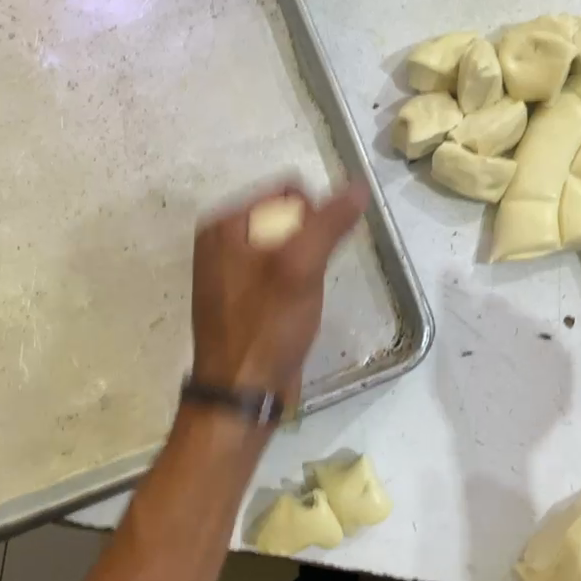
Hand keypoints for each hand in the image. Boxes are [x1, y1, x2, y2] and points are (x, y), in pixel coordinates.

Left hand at [189, 181, 368, 405]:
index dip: (315, 215)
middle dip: (311, 242)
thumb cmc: (266, 327)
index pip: (285, 192)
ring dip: (308, 266)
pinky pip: (280, 275)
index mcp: (223, 225)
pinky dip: (298, 286)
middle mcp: (221, 243)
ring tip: (307, 295)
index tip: (322, 252)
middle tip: (313, 276)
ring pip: (287, 249)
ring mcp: (230, 273)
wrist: (241, 395)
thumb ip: (329, 222)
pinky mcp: (244, 301)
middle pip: (287, 219)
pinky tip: (300, 309)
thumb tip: (359, 185)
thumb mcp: (301, 267)